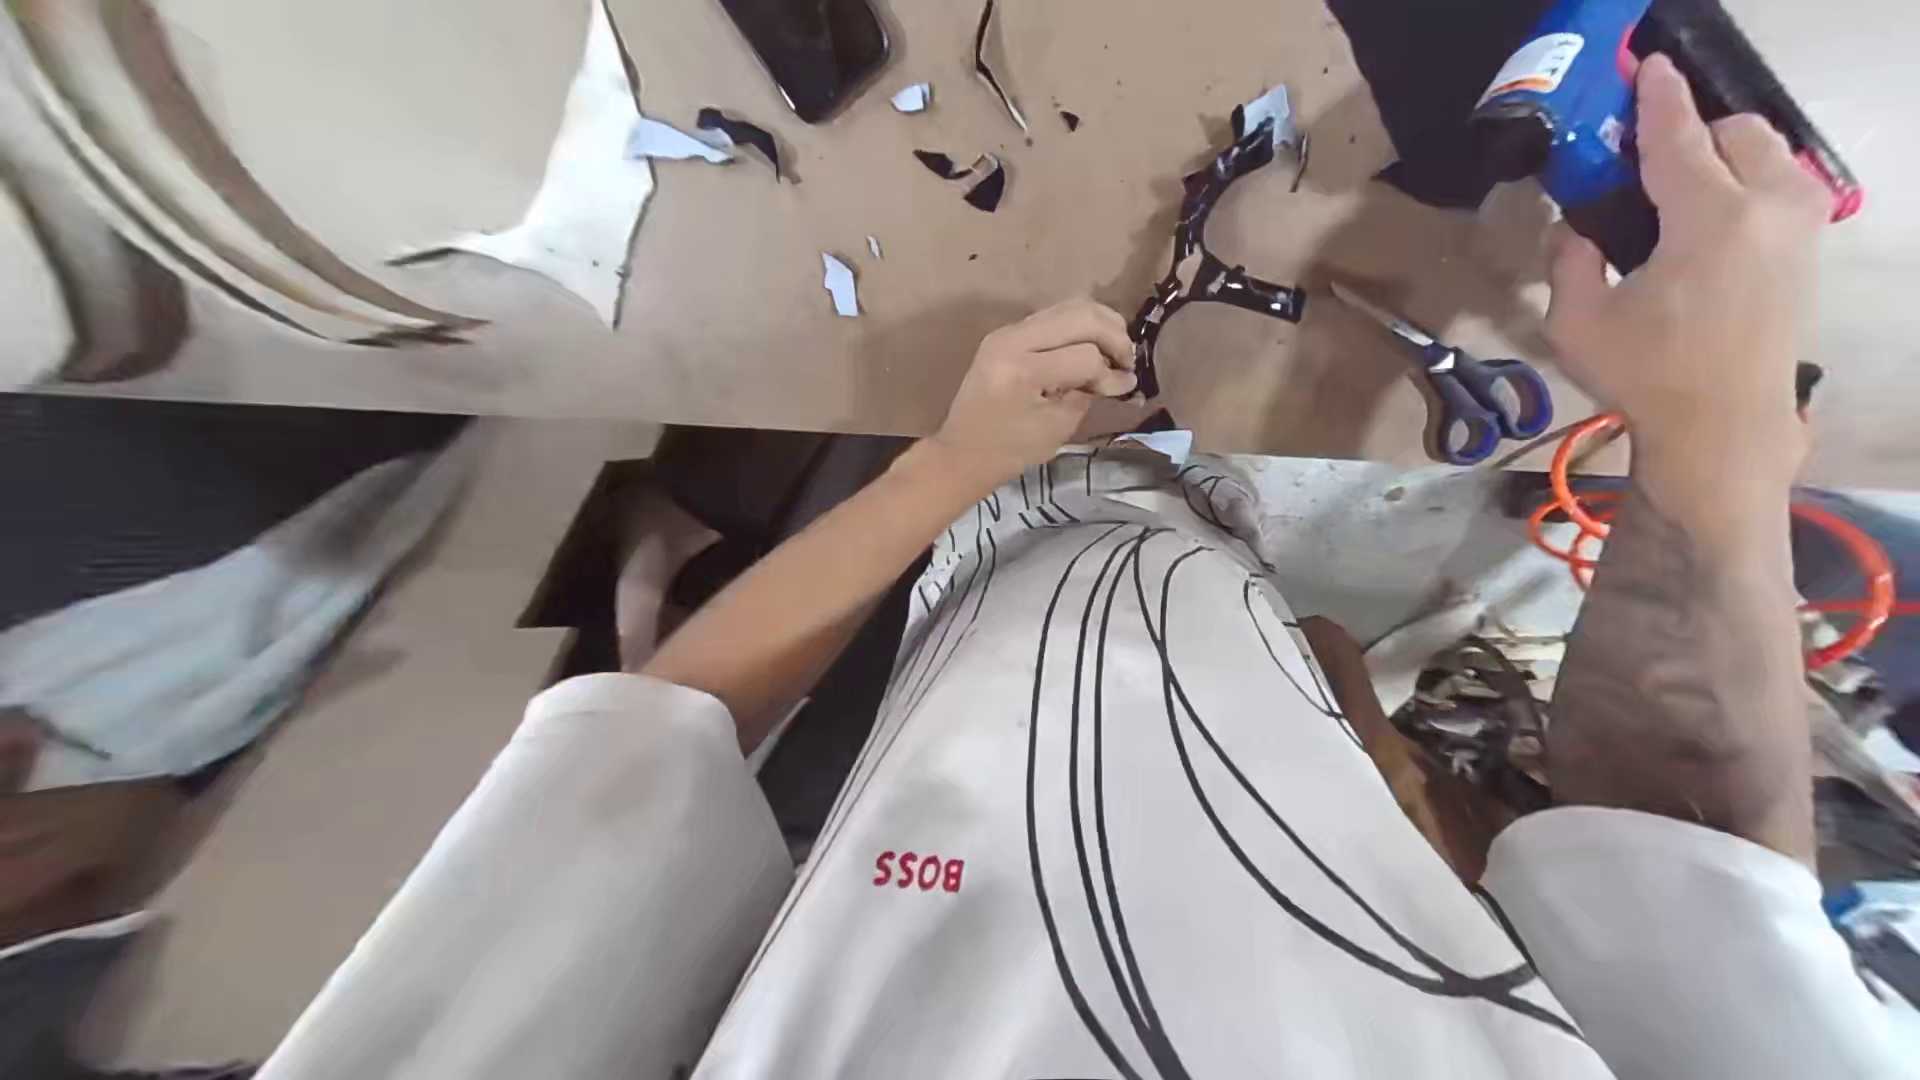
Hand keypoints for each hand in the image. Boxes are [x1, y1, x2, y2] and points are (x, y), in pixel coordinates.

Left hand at [925, 299, 1136, 491]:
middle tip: (1127, 361)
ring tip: (1115, 352)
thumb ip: (1088, 393)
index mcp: (1022, 370)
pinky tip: (1091, 349)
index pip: (1085, 355)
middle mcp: (1012, 340)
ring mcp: (1005, 333)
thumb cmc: (1010, 452)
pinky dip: (1077, 328)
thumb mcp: (1057, 428)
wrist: (961, 453)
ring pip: (1068, 307)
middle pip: (1081, 315)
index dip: (1111, 373)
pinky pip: (1052, 318)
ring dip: (1098, 326)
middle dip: (1113, 336)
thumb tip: (1118, 375)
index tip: (1125, 388)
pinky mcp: (1005, 335)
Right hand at [1545, 53, 1828, 486]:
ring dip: (1720, 157)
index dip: (1658, 103)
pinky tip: (1702, 220)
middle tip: (1639, 160)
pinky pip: (1781, 185)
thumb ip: (1572, 263)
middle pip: (1740, 133)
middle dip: (1692, 131)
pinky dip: (1742, 183)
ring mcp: (1801, 223)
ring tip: (1668, 192)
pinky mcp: (1809, 244)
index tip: (1647, 68)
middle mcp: (1770, 205)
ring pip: (1769, 155)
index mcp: (1708, 220)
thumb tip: (1574, 228)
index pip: (1681, 141)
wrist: (1722, 415)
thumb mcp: (1577, 321)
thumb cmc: (1641, 369)